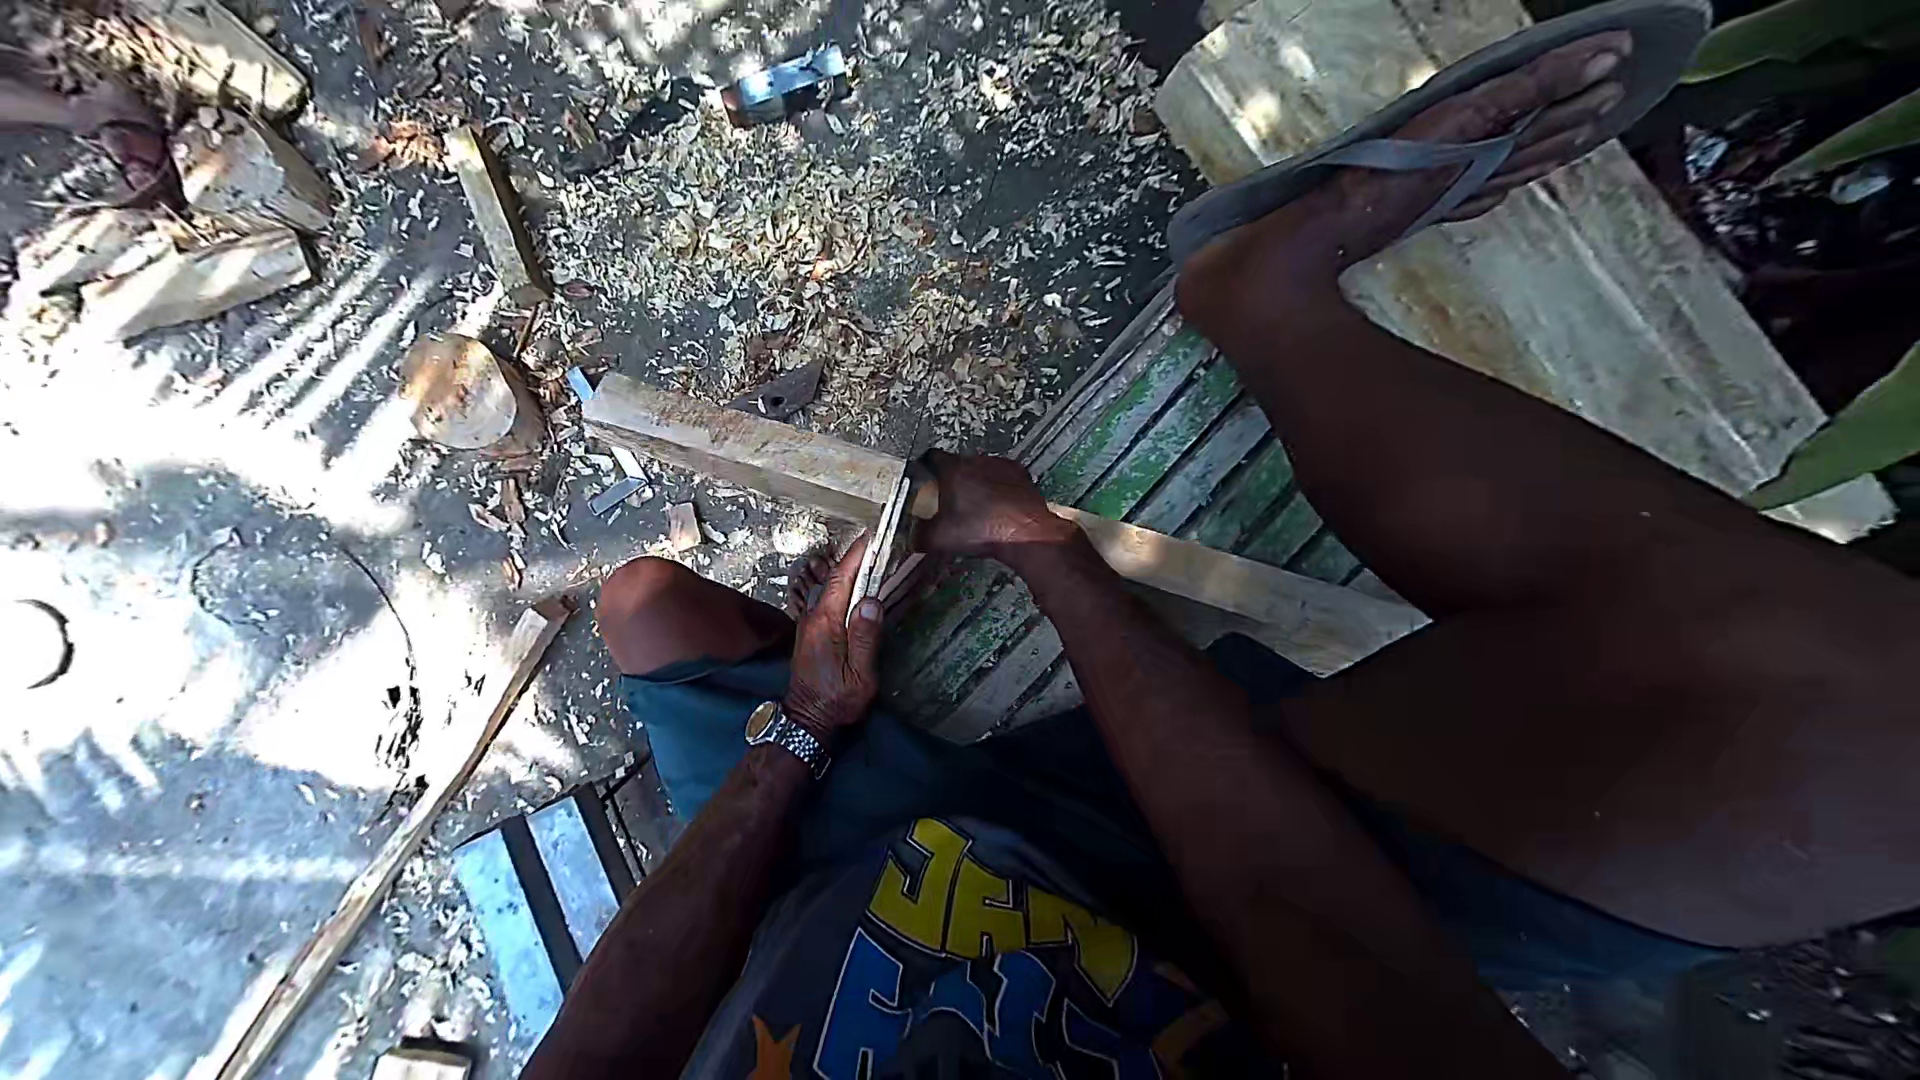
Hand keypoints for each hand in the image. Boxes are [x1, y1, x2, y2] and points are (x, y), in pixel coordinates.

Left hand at [784, 534, 885, 742]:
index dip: (856, 556)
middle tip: (879, 545)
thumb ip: (865, 637)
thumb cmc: (836, 700)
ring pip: (830, 590)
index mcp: (825, 623)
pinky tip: (857, 590)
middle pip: (834, 580)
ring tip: (872, 561)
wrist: (807, 721)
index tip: (872, 538)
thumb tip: (871, 601)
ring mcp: (809, 625)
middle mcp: (813, 618)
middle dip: (855, 560)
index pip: (840, 579)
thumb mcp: (859, 674)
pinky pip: (828, 601)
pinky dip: (843, 588)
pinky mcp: (811, 633)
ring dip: (849, 573)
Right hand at [917, 449, 1080, 564]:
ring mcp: (1000, 465)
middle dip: (952, 479)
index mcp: (953, 469)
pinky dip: (996, 486)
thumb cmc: (984, 531)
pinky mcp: (1019, 473)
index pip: (931, 457)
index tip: (925, 478)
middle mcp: (977, 461)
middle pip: (957, 463)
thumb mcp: (941, 539)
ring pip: (980, 468)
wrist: (1025, 534)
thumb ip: (920, 536)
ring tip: (976, 505)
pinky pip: (1001, 475)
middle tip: (950, 500)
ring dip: (976, 481)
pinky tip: (996, 505)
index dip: (926, 468)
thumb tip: (912, 538)